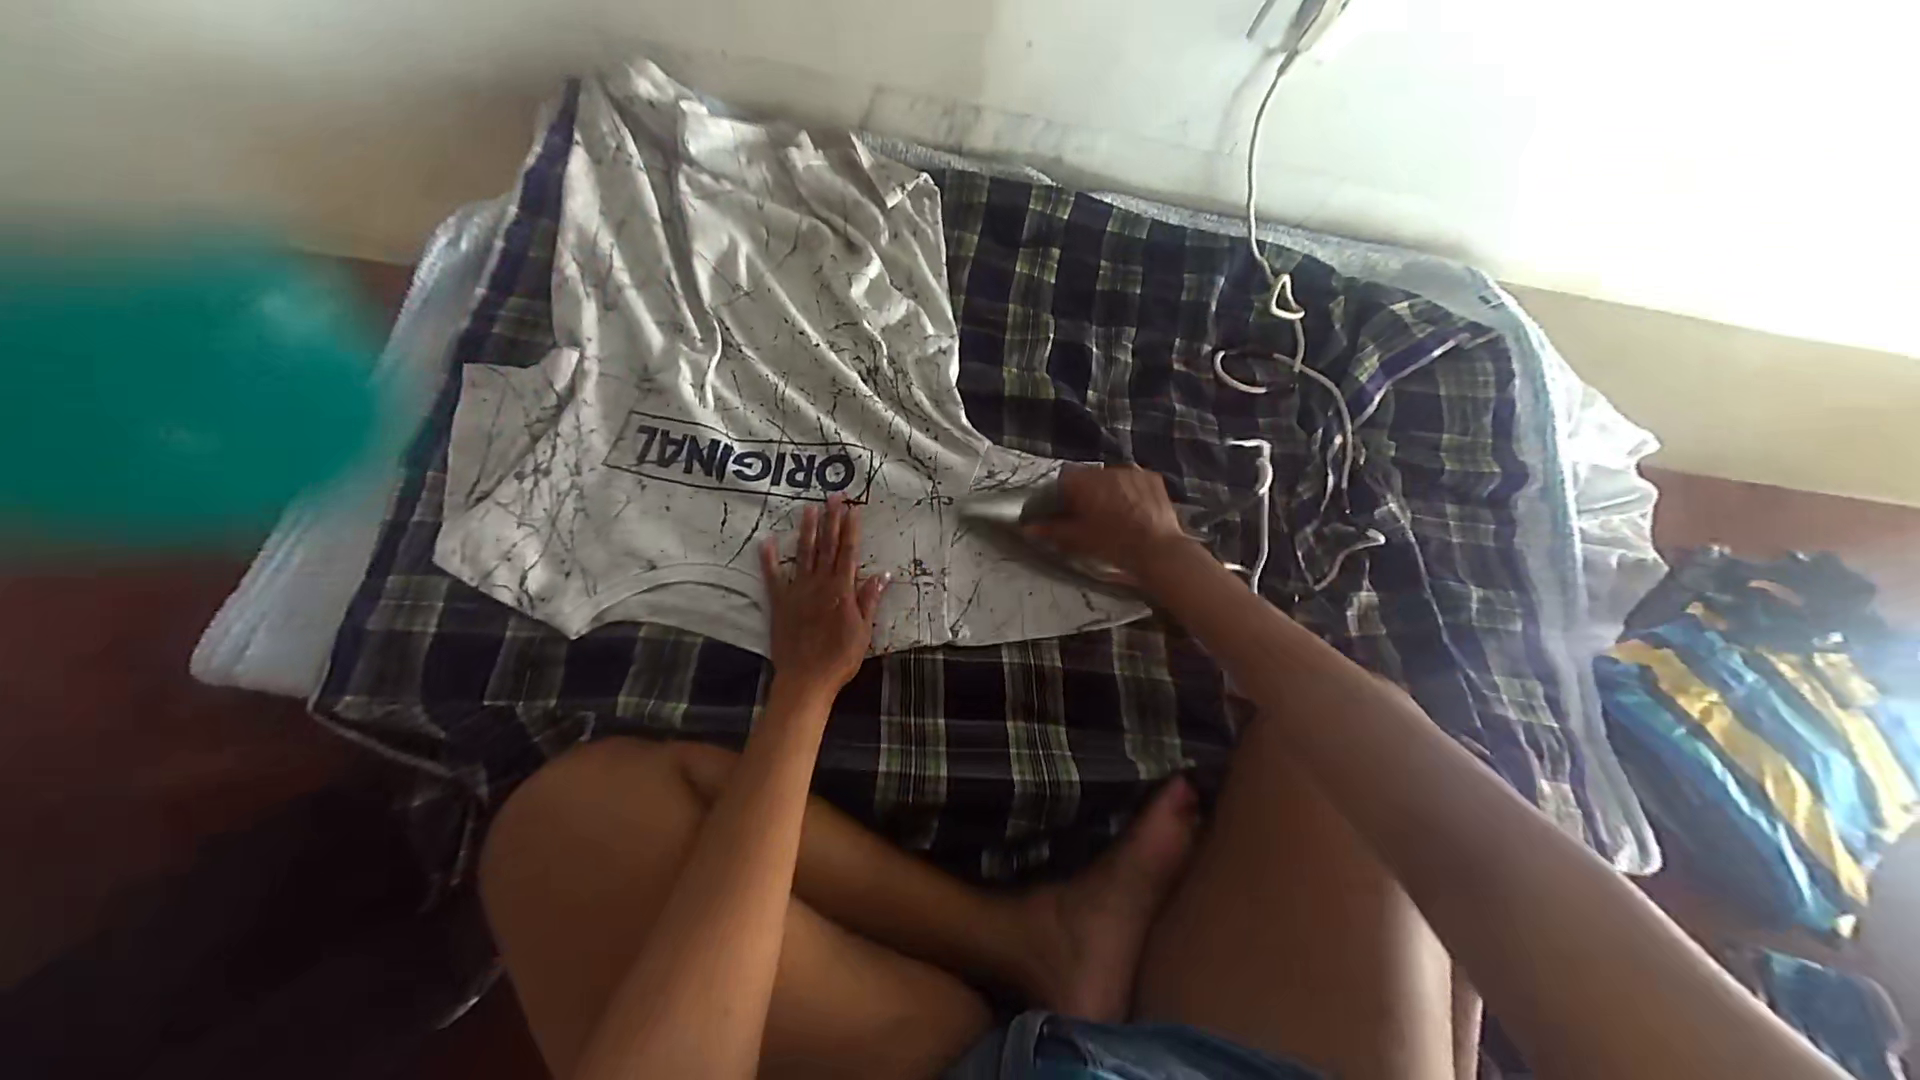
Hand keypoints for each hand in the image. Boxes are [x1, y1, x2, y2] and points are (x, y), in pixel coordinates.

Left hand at [759, 494, 889, 703]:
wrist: (806, 679)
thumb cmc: (840, 658)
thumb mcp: (864, 631)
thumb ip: (869, 601)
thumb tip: (882, 575)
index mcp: (842, 590)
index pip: (849, 552)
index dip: (851, 529)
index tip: (853, 509)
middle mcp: (820, 584)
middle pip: (827, 546)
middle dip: (831, 520)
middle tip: (834, 497)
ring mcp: (798, 591)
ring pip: (804, 554)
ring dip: (807, 530)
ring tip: (809, 508)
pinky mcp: (780, 602)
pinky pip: (773, 577)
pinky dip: (769, 559)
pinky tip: (767, 541)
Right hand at [1023, 464, 1196, 580]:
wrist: (1156, 550)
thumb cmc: (1113, 544)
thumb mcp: (1078, 539)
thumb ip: (1050, 530)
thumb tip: (1028, 528)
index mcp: (1084, 481)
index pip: (1064, 478)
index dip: (1063, 494)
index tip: (1066, 509)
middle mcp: (1106, 469)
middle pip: (1088, 476)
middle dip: (1087, 491)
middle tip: (1090, 515)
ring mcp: (1131, 472)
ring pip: (1112, 477)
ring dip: (1109, 490)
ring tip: (1114, 514)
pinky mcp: (1152, 478)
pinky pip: (1134, 480)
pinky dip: (1131, 491)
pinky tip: (1133, 510)